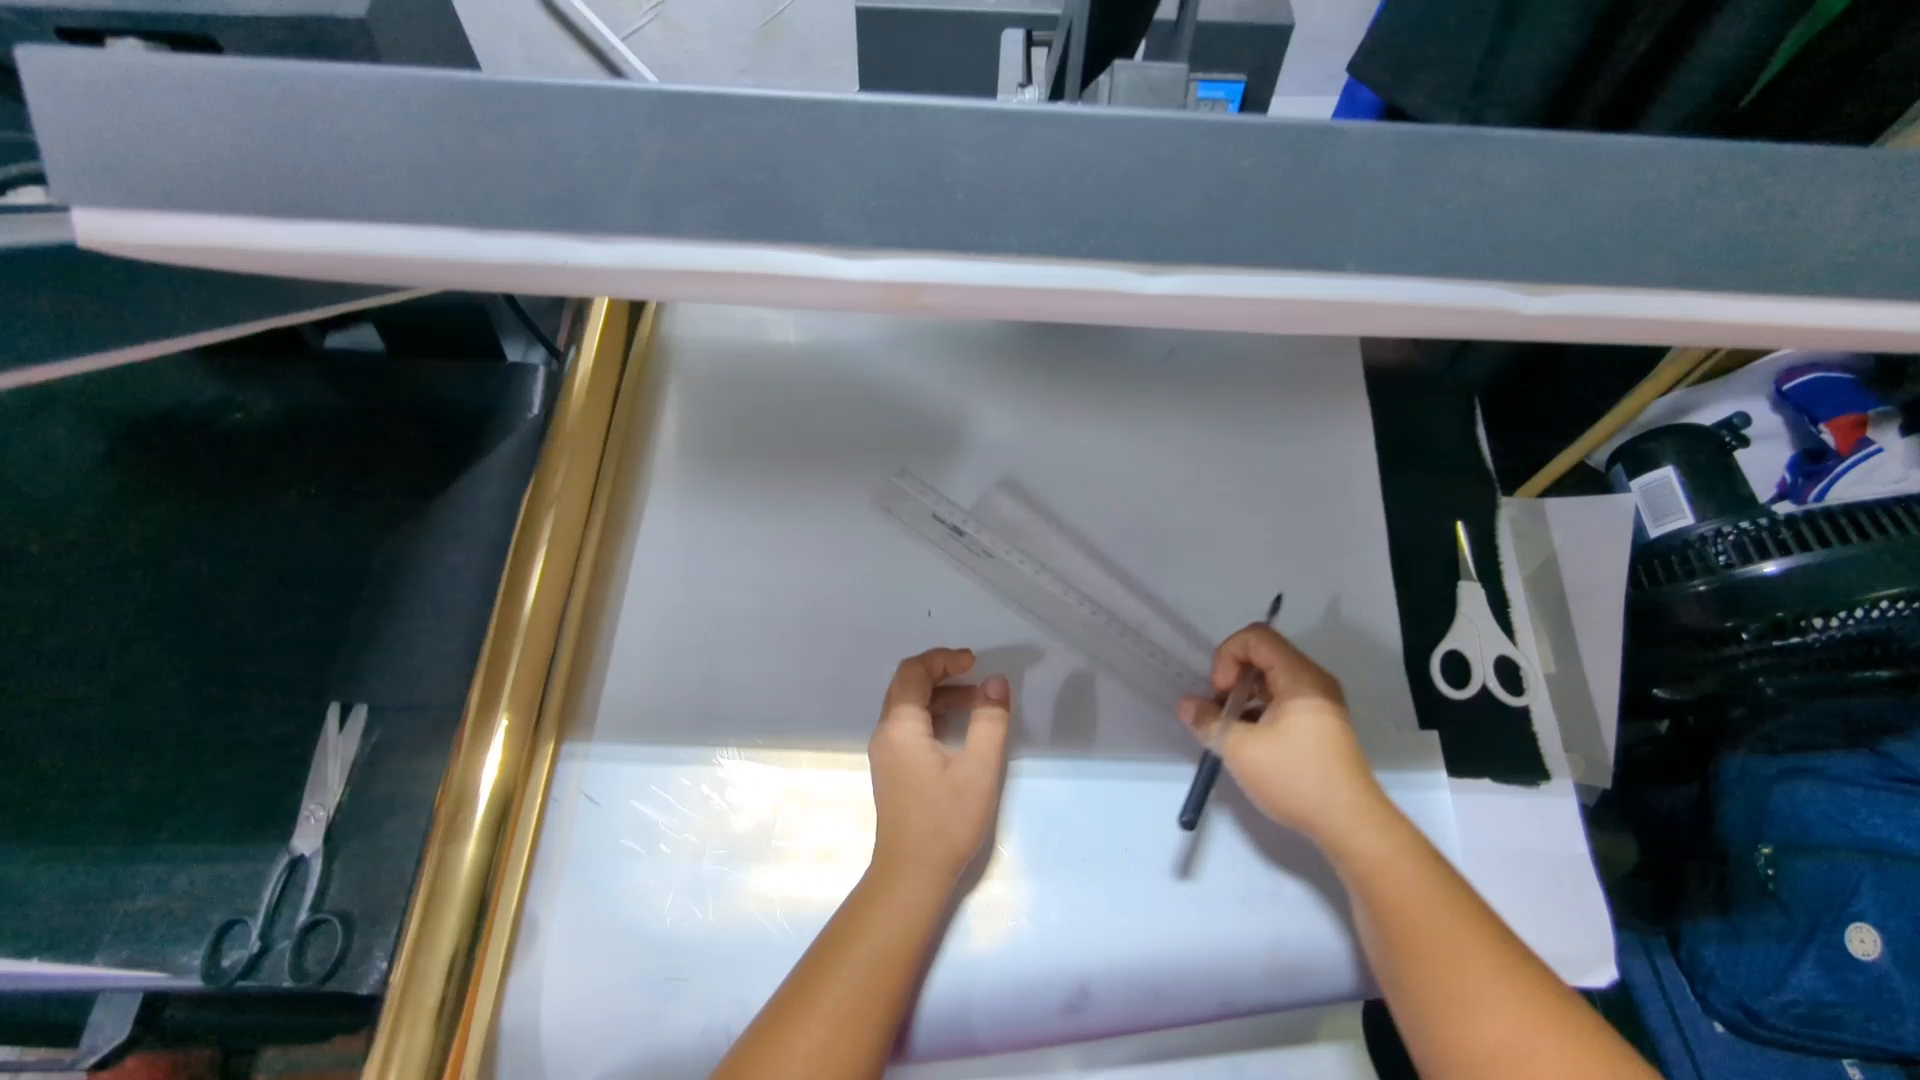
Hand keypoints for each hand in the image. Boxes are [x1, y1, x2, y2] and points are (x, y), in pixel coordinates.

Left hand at [868, 648, 1011, 886]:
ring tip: (978, 704)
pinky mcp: (892, 769)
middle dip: (943, 673)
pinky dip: (934, 716)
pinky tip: (960, 730)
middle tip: (977, 676)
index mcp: (900, 726)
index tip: (975, 662)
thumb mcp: (979, 769)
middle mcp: (886, 733)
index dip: (944, 659)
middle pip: (907, 685)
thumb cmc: (946, 821)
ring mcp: (886, 752)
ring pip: (908, 706)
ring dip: (940, 696)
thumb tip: (995, 682)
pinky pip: (909, 727)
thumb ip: (989, 720)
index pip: (914, 672)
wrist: (912, 874)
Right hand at [1178, 624, 1384, 843]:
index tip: (1221, 693)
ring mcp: (1320, 703)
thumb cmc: (1296, 778)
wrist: (1350, 823)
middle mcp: (1314, 681)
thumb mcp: (1241, 750)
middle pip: (1264, 655)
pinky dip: (1260, 710)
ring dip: (1244, 695)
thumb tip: (1185, 705)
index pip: (1256, 637)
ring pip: (1272, 679)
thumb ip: (1208, 721)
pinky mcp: (1320, 724)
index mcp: (1300, 677)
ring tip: (1231, 728)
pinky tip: (1250, 741)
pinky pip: (1283, 700)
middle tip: (1220, 710)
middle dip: (1233, 676)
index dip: (1228, 657)